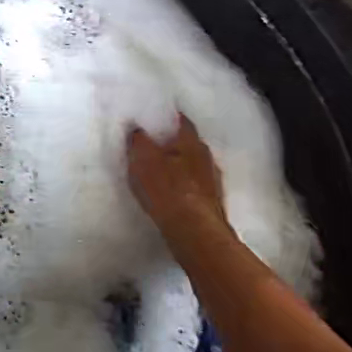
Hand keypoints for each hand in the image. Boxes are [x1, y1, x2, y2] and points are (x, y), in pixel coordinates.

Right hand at [127, 114, 230, 245]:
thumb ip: (138, 140)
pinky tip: (170, 194)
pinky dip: (183, 186)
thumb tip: (138, 128)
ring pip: (193, 166)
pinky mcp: (212, 204)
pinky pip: (194, 187)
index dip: (168, 117)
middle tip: (153, 144)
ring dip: (179, 166)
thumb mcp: (142, 158)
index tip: (155, 117)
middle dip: (173, 144)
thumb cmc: (167, 189)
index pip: (181, 121)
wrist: (195, 233)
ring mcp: (213, 183)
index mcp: (191, 143)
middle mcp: (207, 159)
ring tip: (159, 171)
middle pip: (188, 144)